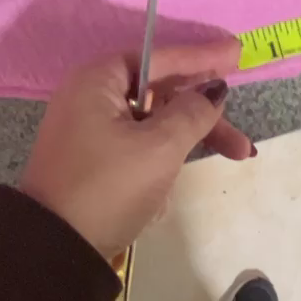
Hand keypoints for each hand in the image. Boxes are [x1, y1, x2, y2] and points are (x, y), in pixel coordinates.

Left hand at [18, 43, 255, 258]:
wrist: (58, 245)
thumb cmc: (109, 188)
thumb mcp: (159, 149)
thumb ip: (192, 115)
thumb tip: (213, 92)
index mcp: (101, 81)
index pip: (161, 60)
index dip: (202, 60)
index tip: (236, 55)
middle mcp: (93, 99)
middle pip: (161, 98)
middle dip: (202, 123)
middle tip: (241, 147)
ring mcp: (91, 134)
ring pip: (152, 132)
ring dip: (178, 155)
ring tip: (192, 183)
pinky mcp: (94, 165)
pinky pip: (138, 157)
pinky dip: (156, 173)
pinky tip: (157, 202)